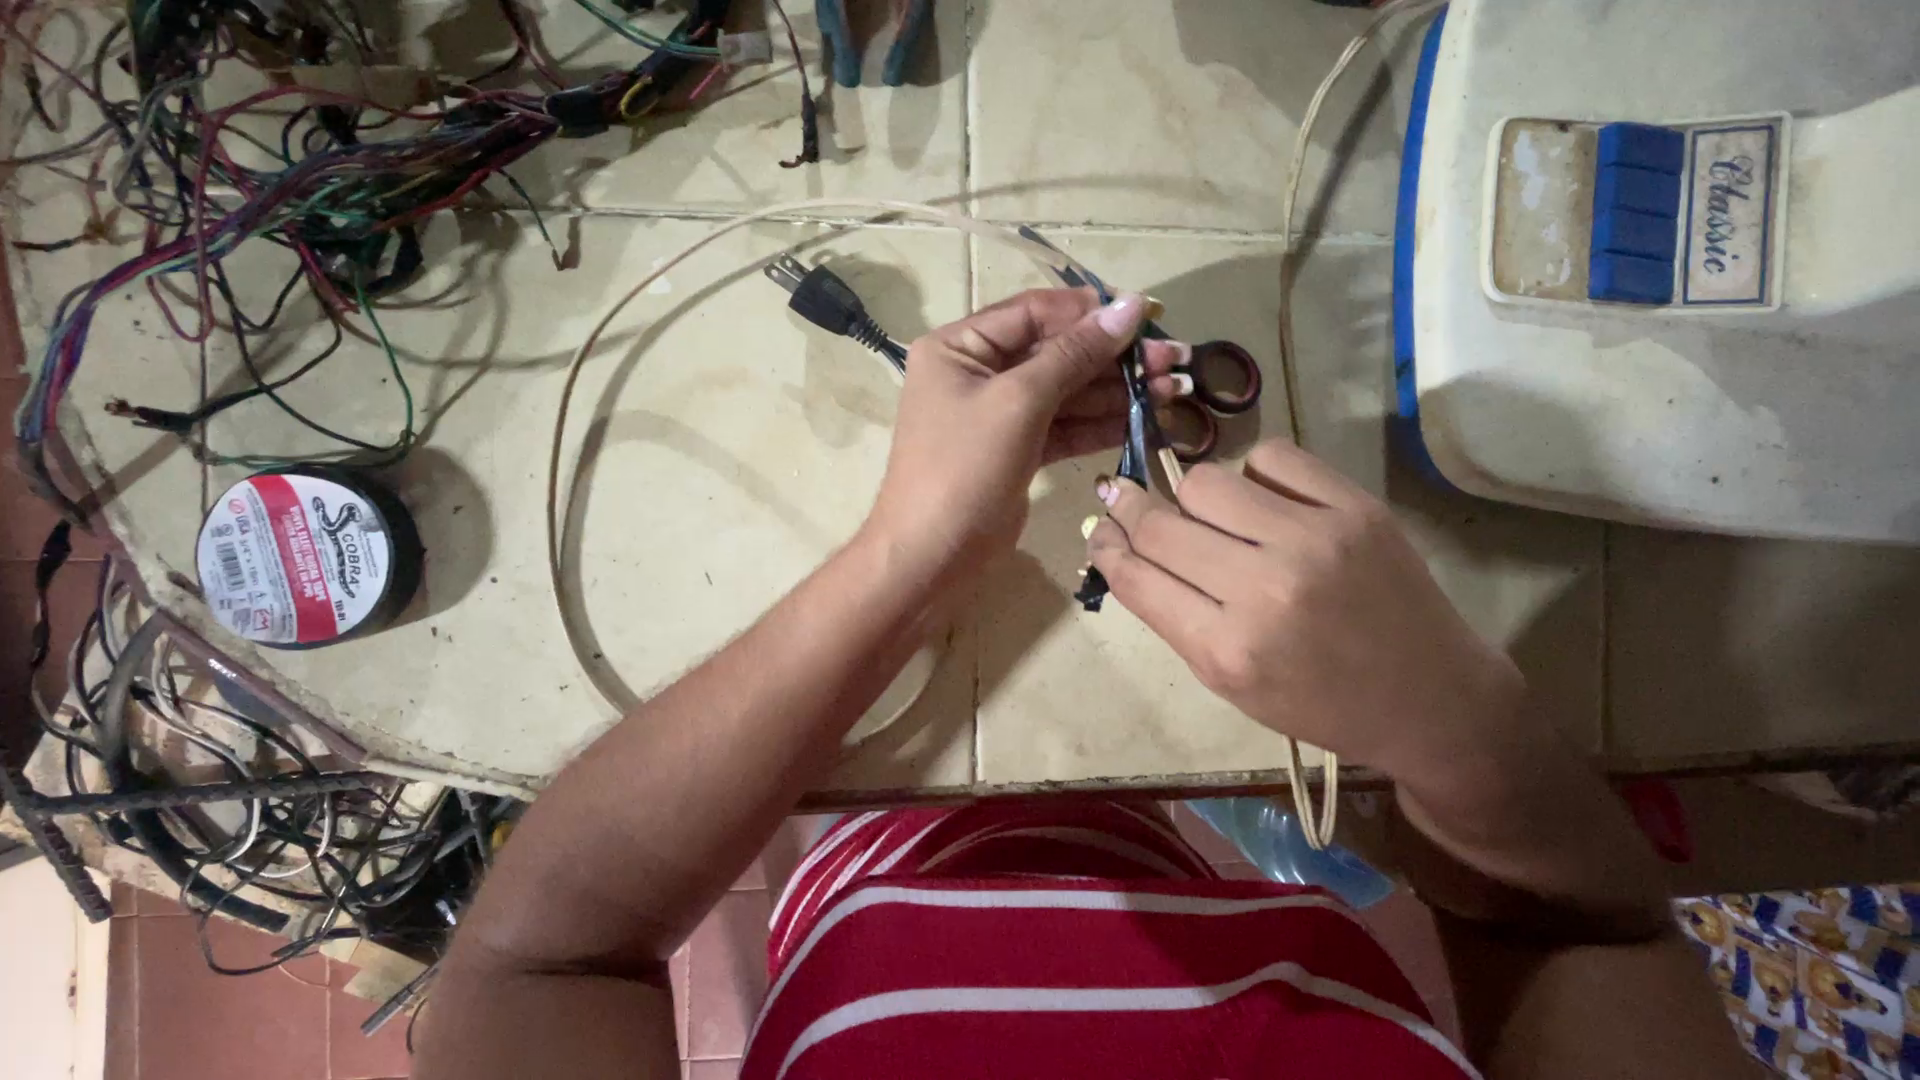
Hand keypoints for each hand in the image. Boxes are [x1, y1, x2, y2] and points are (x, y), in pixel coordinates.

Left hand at [863, 287, 1184, 584]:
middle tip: (1174, 358)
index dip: (1090, 312)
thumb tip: (1129, 307)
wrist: (933, 554)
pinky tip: (1147, 417)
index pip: (1033, 313)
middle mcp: (978, 373)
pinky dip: (1101, 423)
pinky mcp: (1017, 450)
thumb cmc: (964, 467)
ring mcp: (998, 414)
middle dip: (1114, 356)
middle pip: (1056, 352)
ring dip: (1118, 391)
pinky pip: (1064, 426)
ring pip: (1066, 392)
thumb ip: (1075, 354)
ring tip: (1175, 387)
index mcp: (960, 347)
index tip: (1145, 315)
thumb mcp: (1019, 402)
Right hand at [1085, 437, 1524, 780]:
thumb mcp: (1229, 681)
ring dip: (1192, 496)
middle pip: (1161, 522)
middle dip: (1130, 509)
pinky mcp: (1356, 508)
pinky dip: (1252, 475)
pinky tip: (1261, 502)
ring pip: (1207, 480)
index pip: (1135, 574)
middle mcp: (1266, 589)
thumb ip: (1171, 614)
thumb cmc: (1319, 704)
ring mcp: (1316, 540)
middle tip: (1124, 501)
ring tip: (1209, 517)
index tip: (1099, 531)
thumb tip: (1121, 547)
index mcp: (1227, 648)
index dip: (1106, 546)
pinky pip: (1271, 457)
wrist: (1432, 699)